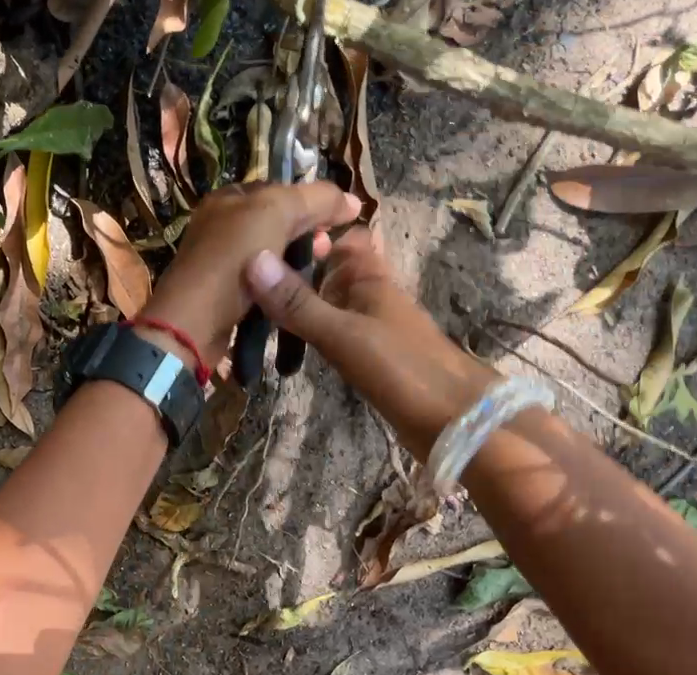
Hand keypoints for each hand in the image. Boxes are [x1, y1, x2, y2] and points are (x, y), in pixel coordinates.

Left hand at [135, 182, 360, 370]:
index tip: (340, 219)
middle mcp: (220, 228)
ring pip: (270, 256)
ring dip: (296, 261)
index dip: (313, 201)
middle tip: (329, 247)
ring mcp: (220, 265)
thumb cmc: (231, 259)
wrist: (191, 323)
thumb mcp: (275, 211)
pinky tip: (295, 292)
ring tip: (318, 267)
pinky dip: (280, 286)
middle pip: (276, 224)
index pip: (279, 191)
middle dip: (307, 232)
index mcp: (228, 199)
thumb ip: (316, 198)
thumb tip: (351, 201)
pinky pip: (261, 285)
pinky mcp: (223, 297)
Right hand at [243, 228, 495, 458]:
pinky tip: (283, 343)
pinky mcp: (366, 355)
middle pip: (331, 271)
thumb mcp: (342, 334)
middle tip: (244, 280)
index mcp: (371, 279)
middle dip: (295, 271)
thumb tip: (252, 261)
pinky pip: (329, 331)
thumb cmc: (402, 369)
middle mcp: (370, 297)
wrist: (452, 420)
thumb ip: (298, 304)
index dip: (312, 231)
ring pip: (328, 303)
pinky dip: (307, 332)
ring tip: (251, 310)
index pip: (344, 238)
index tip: (268, 240)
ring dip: (297, 304)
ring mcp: (369, 327)